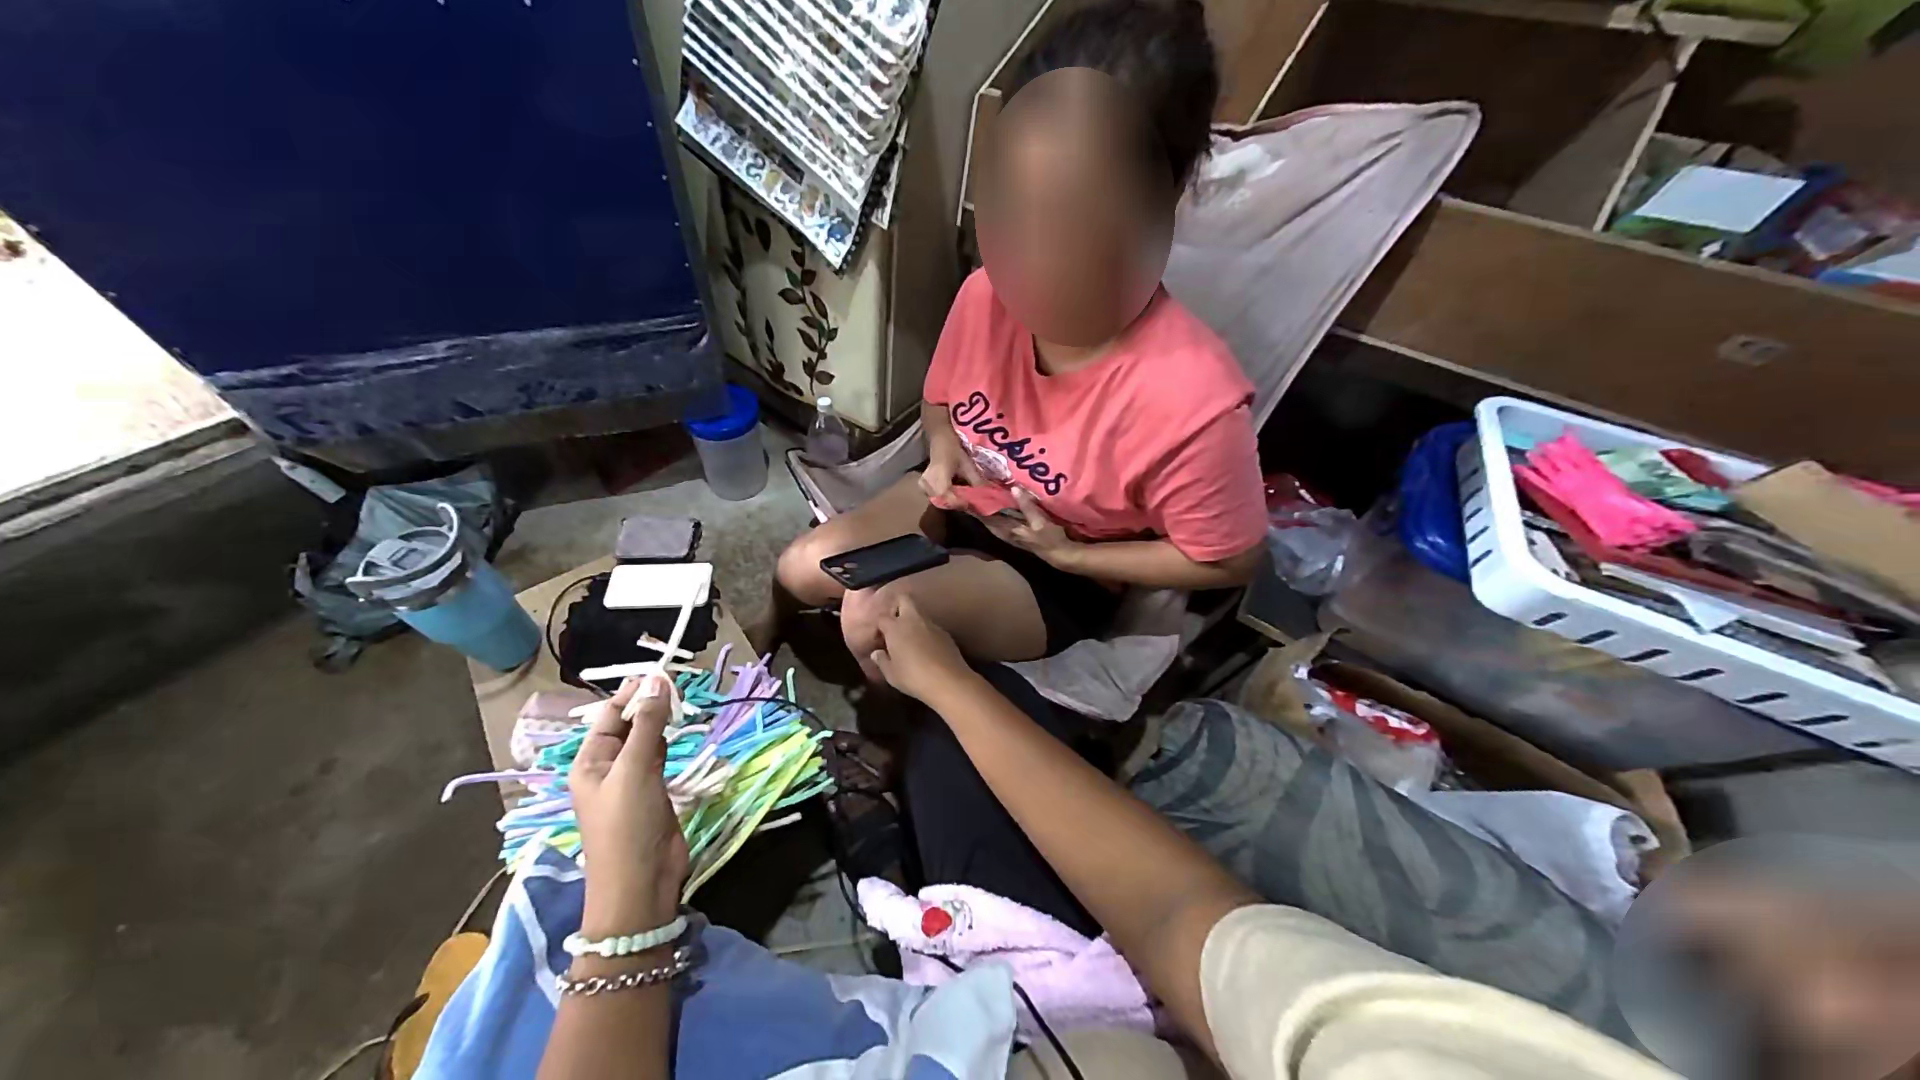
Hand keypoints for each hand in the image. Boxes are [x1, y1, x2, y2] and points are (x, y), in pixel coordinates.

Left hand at [571, 675, 688, 934]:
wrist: (642, 883)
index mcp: (590, 761)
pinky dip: (669, 741)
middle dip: (648, 704)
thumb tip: (657, 681)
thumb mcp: (635, 769)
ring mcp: (631, 780)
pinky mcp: (653, 791)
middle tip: (678, 685)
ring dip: (660, 721)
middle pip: (628, 725)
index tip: (662, 672)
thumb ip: (648, 724)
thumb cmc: (627, 825)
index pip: (609, 715)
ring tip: (681, 702)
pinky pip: (659, 756)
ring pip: (646, 739)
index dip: (633, 693)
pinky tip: (680, 731)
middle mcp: (608, 767)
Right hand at [869, 594, 975, 703]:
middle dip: (897, 605)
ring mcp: (931, 624)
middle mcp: (913, 620)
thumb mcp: (891, 674)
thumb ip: (882, 661)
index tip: (878, 636)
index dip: (878, 624)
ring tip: (909, 636)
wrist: (948, 681)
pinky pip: (931, 626)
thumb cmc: (913, 677)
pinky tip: (926, 645)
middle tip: (893, 622)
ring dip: (913, 618)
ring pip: (920, 612)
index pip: (882, 617)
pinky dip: (926, 631)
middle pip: (904, 599)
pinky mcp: (945, 633)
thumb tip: (876, 653)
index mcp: (896, 628)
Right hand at [919, 435, 986, 511]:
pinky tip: (952, 493)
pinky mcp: (922, 487)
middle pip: (943, 502)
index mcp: (938, 477)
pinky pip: (934, 498)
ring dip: (950, 502)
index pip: (946, 497)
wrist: (940, 441)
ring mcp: (923, 486)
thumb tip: (988, 495)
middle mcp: (927, 483)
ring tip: (961, 498)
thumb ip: (977, 481)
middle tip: (968, 502)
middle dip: (956, 504)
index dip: (958, 503)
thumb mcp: (968, 466)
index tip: (970, 504)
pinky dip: (944, 499)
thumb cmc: (954, 451)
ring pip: (938, 501)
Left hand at [983, 487, 1078, 565]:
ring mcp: (1010, 532)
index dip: (977, 506)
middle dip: (981, 504)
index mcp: (1007, 530)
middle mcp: (1005, 532)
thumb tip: (1014, 489)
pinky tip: (999, 501)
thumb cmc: (1050, 539)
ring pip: (994, 518)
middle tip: (976, 487)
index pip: (987, 517)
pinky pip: (1001, 519)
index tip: (970, 492)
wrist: (1060, 553)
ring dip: (988, 506)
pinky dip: (998, 510)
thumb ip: (1027, 506)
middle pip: (987, 517)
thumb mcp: (1040, 522)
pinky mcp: (1016, 530)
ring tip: (984, 490)